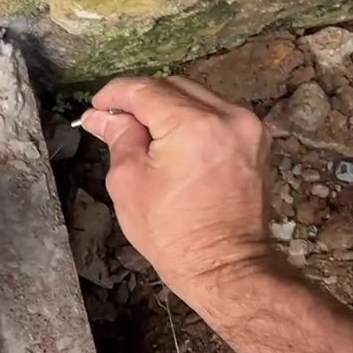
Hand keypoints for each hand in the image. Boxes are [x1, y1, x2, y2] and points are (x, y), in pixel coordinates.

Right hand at [79, 76, 271, 303]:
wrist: (223, 265)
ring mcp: (249, 127)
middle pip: (174, 87)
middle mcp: (228, 115)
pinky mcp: (257, 142)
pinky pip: (216, 116)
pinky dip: (191, 120)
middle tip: (114, 121)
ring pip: (198, 98)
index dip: (115, 94)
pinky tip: (172, 142)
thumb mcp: (129, 182)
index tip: (95, 107)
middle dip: (140, 99)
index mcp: (193, 124)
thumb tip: (101, 116)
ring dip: (166, 108)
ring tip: (141, 133)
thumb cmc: (169, 231)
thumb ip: (118, 138)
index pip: (146, 90)